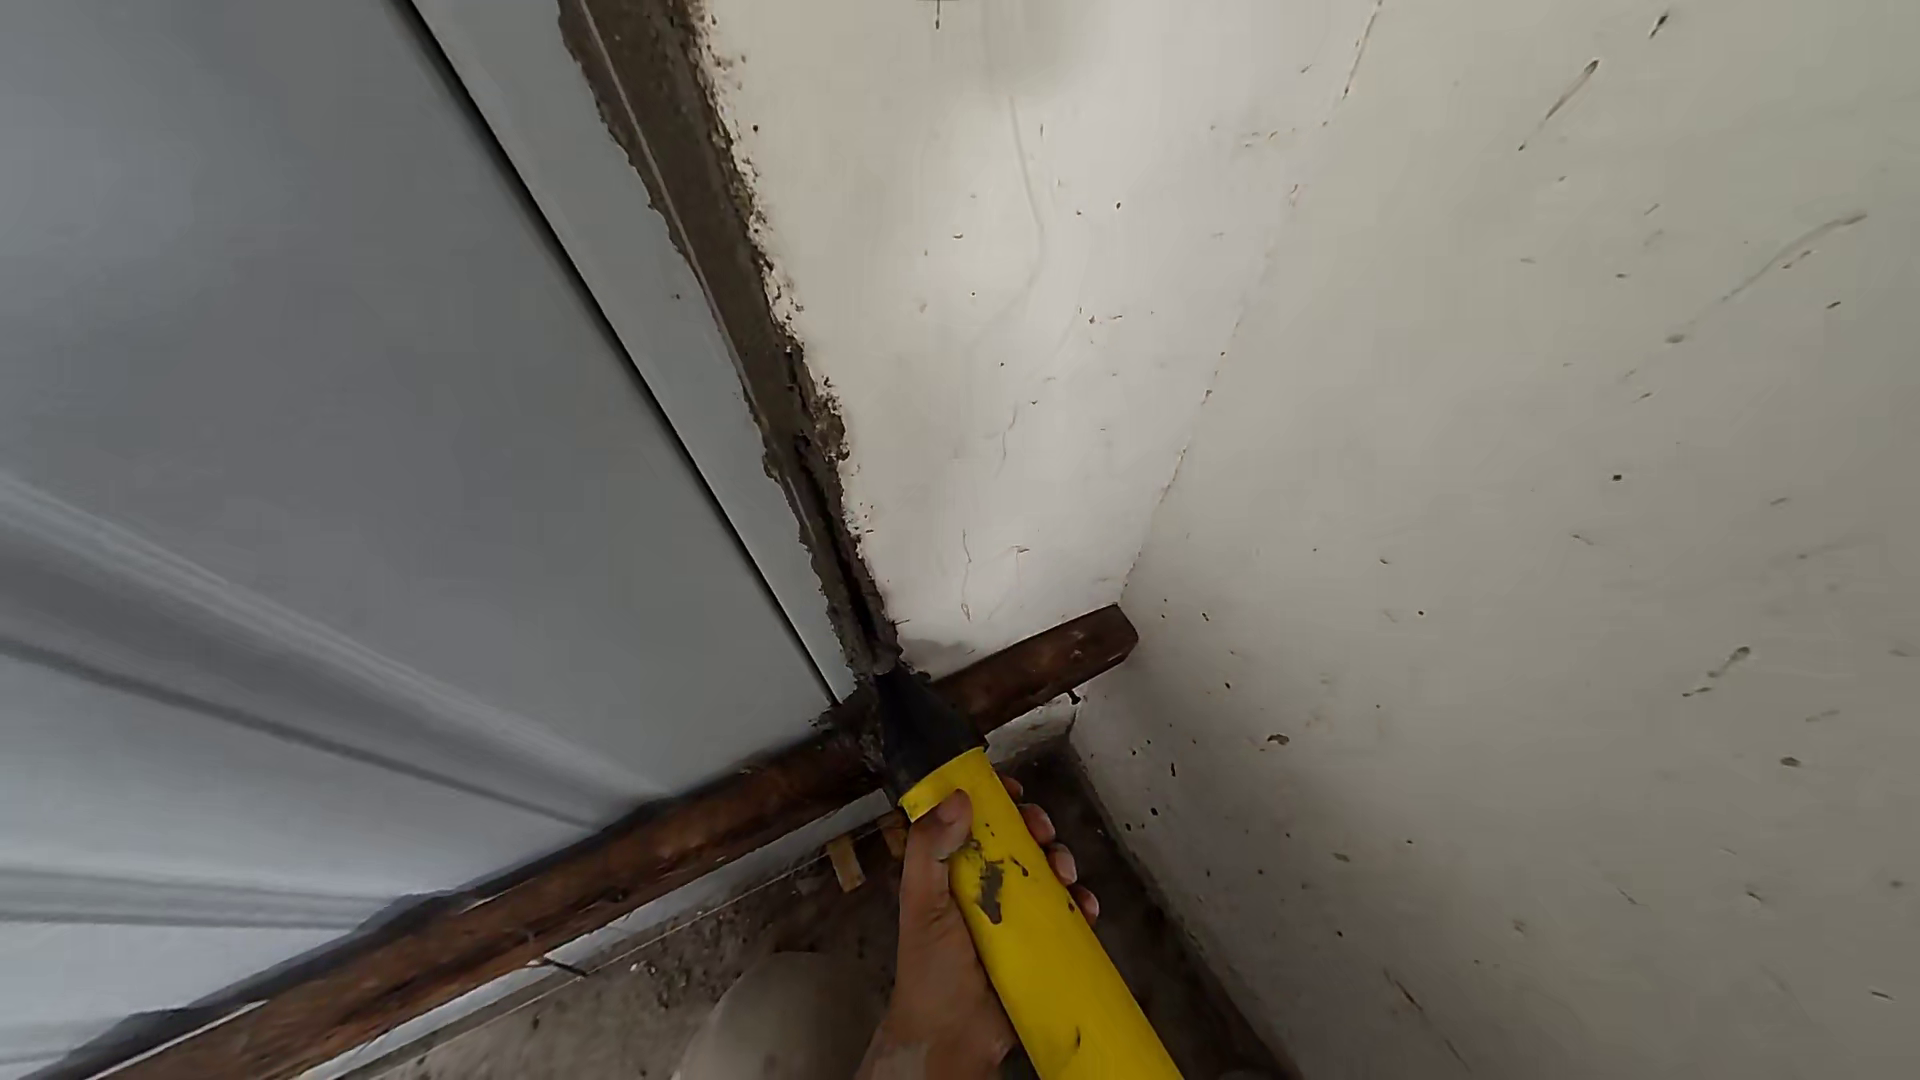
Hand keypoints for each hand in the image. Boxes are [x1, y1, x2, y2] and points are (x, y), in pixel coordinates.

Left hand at [857, 774, 1097, 1079]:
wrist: (953, 1038)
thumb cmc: (930, 966)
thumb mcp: (921, 901)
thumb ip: (929, 848)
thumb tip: (959, 797)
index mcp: (952, 863)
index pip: (973, 814)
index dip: (992, 795)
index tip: (1011, 789)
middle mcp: (984, 877)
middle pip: (1015, 833)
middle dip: (1034, 823)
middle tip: (1041, 830)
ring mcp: (1014, 907)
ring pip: (1044, 865)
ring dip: (1060, 858)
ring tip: (1064, 873)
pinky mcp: (1039, 936)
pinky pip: (1066, 909)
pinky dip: (1081, 902)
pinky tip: (1086, 907)